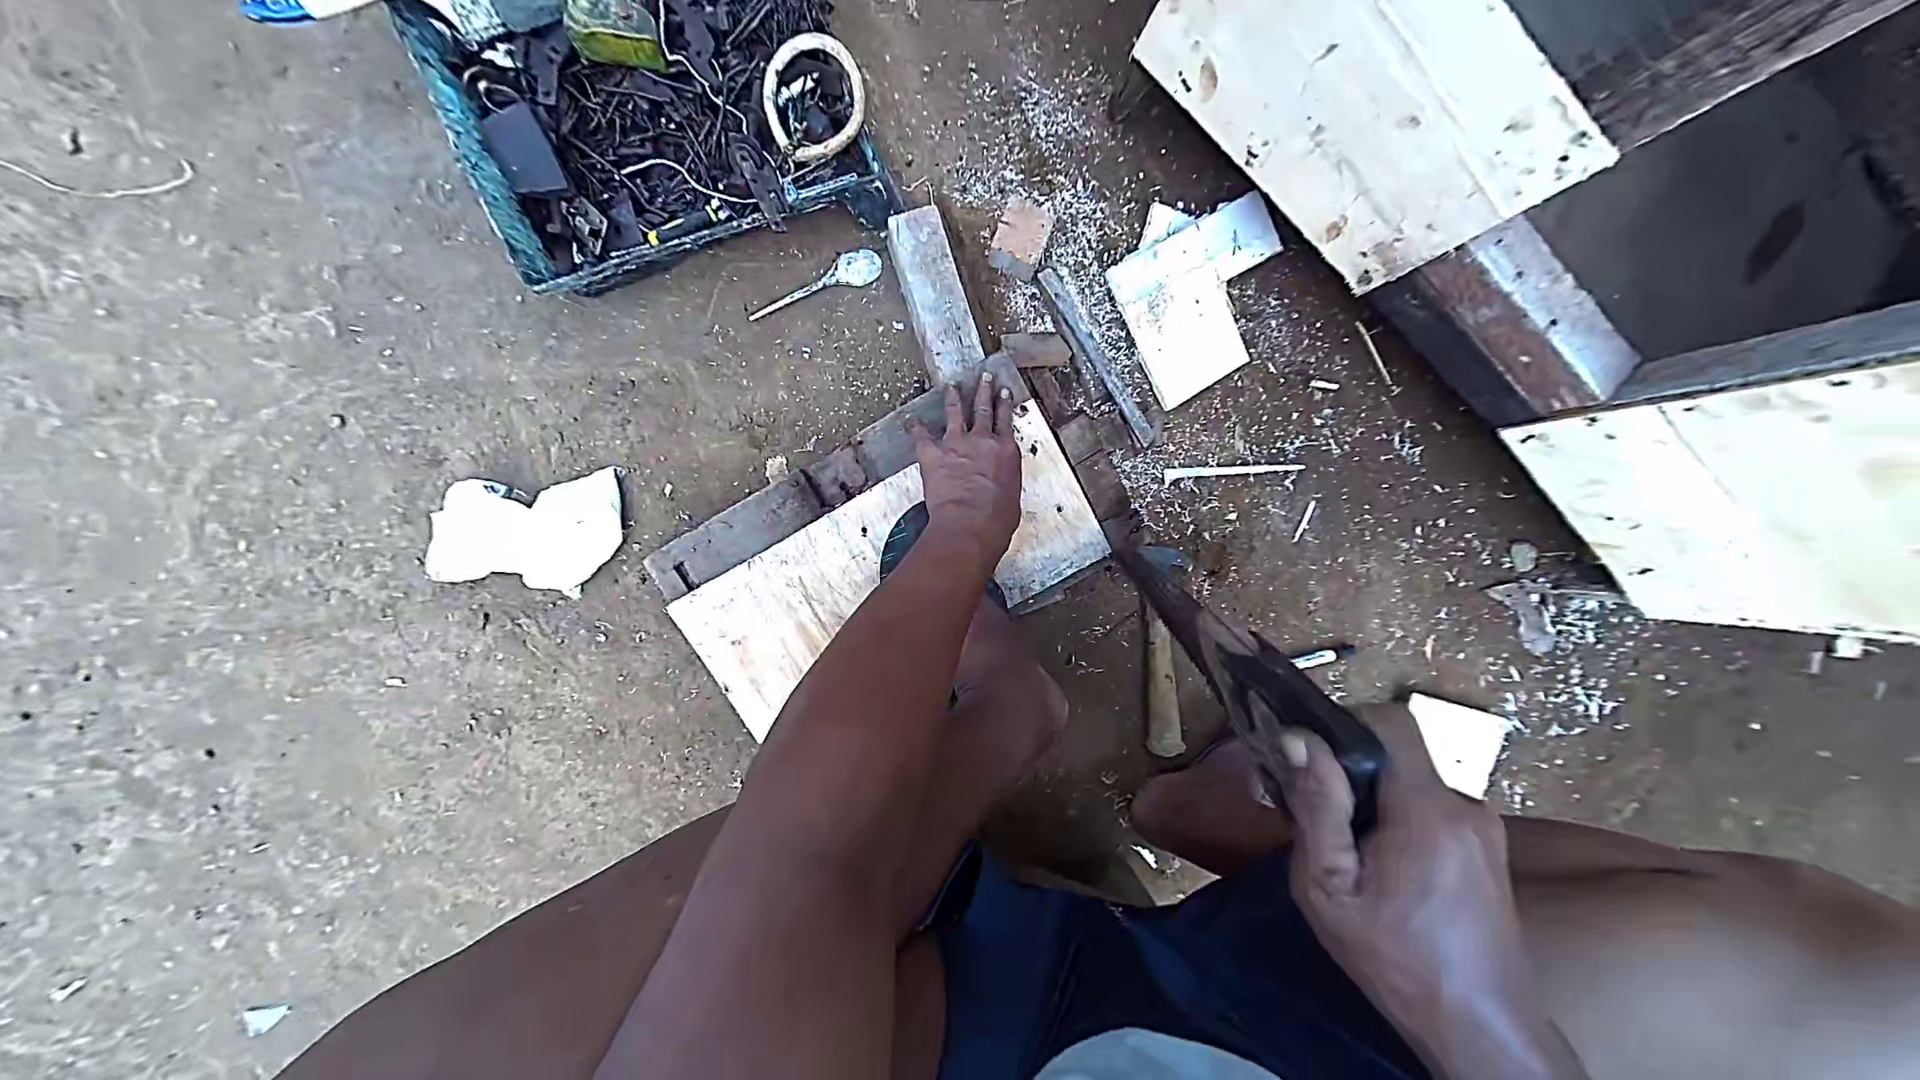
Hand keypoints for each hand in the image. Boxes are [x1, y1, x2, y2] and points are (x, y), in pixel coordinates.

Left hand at [905, 373, 1022, 578]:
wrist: (971, 524)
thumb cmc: (994, 520)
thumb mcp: (1012, 499)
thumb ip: (1005, 485)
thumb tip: (1001, 491)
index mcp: (1006, 452)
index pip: (1007, 421)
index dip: (1005, 405)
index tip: (1004, 393)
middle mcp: (983, 441)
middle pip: (984, 409)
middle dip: (984, 391)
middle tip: (984, 378)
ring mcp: (956, 445)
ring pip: (956, 413)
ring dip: (954, 398)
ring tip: (952, 386)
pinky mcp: (933, 455)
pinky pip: (922, 436)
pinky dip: (915, 427)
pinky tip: (911, 420)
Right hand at [1274, 705, 1585, 1078]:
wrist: (1480, 1030)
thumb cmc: (1394, 959)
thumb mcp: (1328, 886)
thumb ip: (1316, 806)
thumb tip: (1297, 738)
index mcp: (1429, 809)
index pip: (1390, 721)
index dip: (1342, 723)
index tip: (1307, 757)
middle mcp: (1465, 804)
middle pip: (1395, 749)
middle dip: (1346, 765)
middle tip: (1308, 806)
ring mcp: (1482, 825)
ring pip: (1409, 776)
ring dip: (1368, 792)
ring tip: (1338, 840)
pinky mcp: (1485, 844)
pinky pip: (1428, 802)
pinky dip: (1393, 812)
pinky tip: (1374, 858)